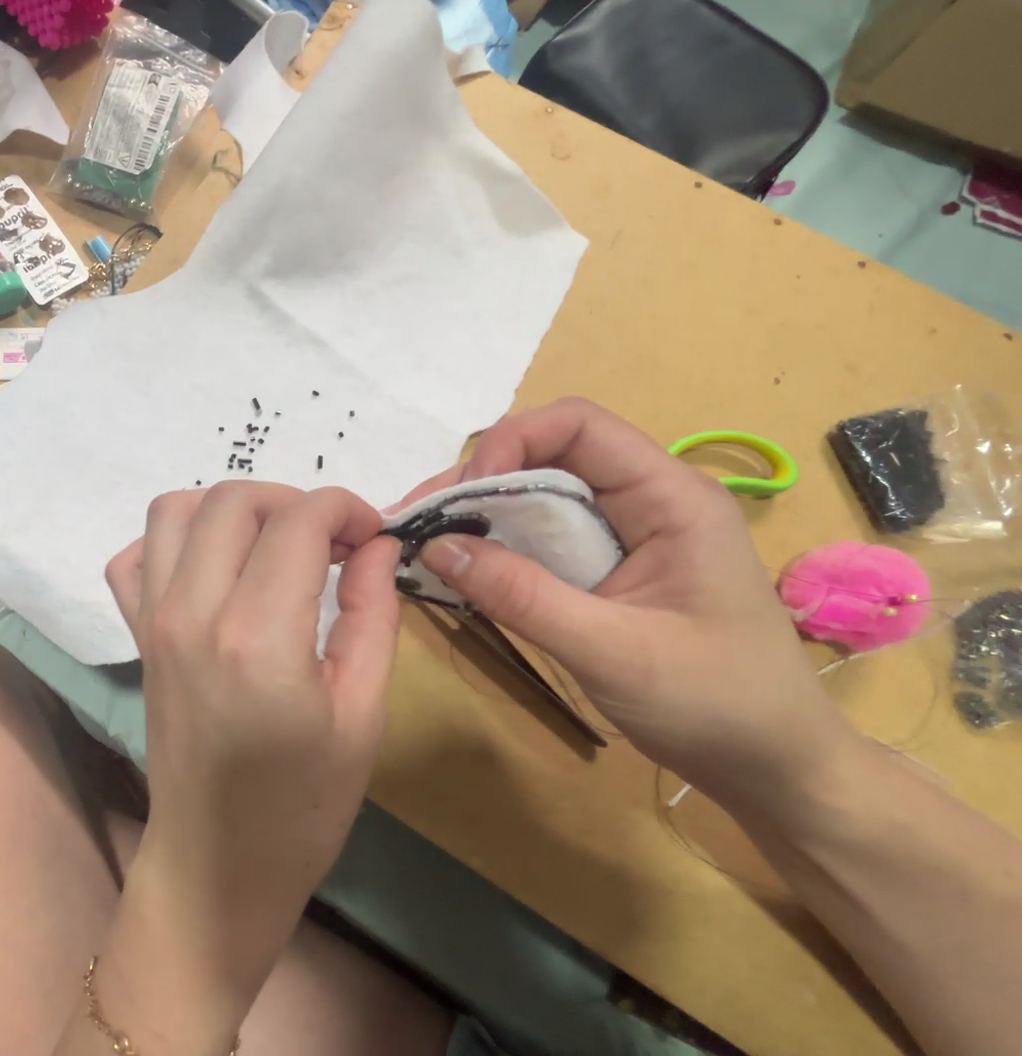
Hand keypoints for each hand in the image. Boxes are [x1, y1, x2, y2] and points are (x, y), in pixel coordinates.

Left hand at [97, 483, 402, 1044]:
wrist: (216, 859)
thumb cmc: (302, 804)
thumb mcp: (361, 714)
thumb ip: (371, 614)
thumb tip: (375, 543)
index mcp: (257, 635)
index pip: (296, 521)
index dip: (344, 508)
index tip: (372, 532)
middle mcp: (192, 611)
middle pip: (232, 500)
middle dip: (292, 500)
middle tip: (331, 541)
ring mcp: (153, 620)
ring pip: (173, 510)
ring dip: (229, 508)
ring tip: (272, 544)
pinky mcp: (136, 635)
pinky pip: (133, 558)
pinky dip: (169, 541)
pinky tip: (210, 567)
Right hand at [401, 398, 859, 810]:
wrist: (774, 764)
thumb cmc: (715, 703)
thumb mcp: (611, 651)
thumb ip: (522, 596)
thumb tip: (436, 546)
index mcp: (670, 500)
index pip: (577, 426)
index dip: (511, 443)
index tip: (462, 497)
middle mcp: (645, 501)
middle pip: (545, 456)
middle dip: (474, 482)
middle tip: (416, 525)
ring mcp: (624, 534)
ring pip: (535, 496)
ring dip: (476, 515)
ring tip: (421, 545)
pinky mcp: (605, 566)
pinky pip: (538, 537)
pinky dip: (492, 546)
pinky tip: (456, 568)